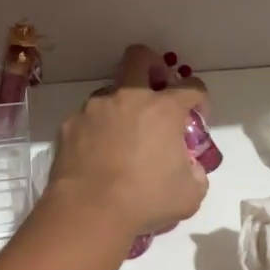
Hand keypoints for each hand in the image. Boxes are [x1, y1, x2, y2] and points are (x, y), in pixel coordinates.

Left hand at [47, 45, 209, 239]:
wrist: (88, 211)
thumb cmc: (145, 200)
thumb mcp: (189, 194)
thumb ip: (196, 174)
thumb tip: (191, 169)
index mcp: (163, 109)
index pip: (191, 87)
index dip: (200, 99)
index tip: (197, 117)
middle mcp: (128, 98)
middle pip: (139, 57)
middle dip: (152, 66)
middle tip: (157, 90)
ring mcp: (95, 108)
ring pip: (111, 92)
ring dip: (122, 106)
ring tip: (123, 139)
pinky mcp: (70, 124)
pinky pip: (88, 118)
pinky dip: (97, 130)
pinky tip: (98, 155)